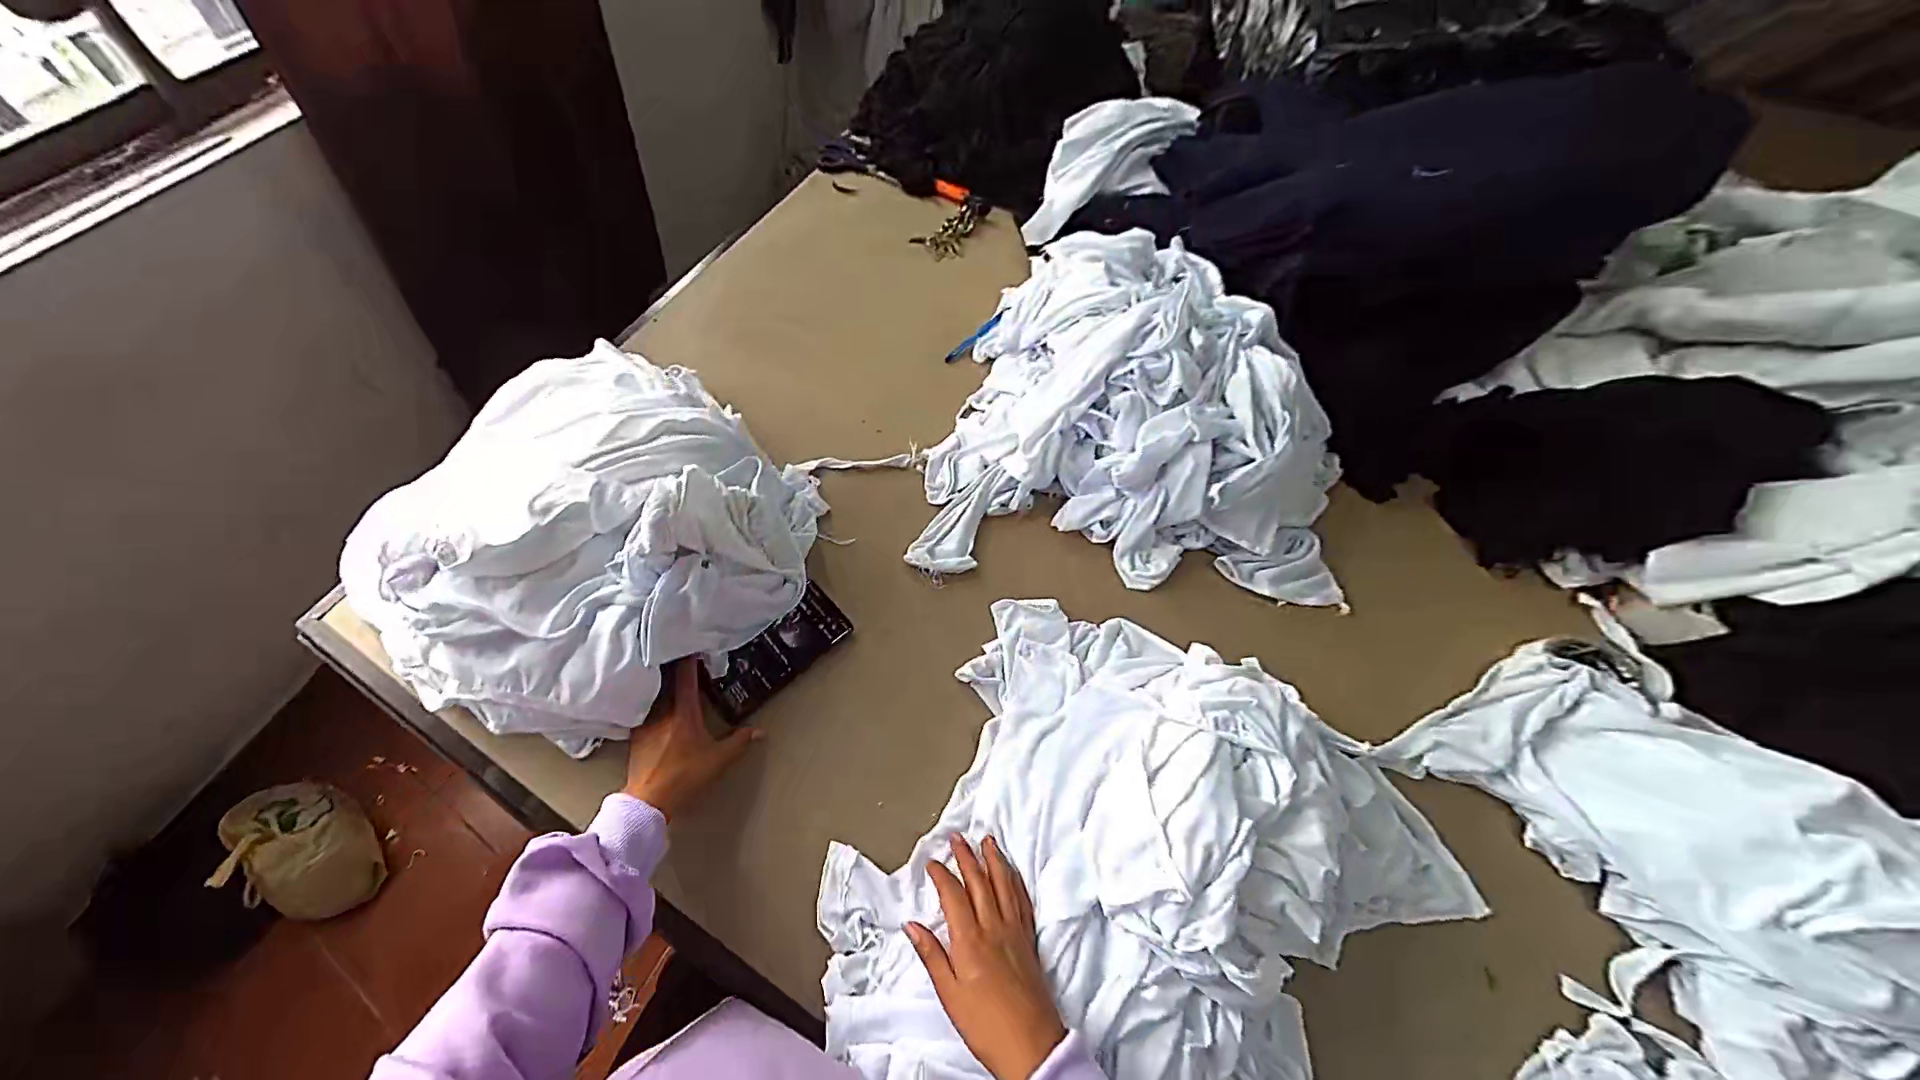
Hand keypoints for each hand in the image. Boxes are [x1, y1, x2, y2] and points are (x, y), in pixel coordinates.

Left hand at [623, 659, 761, 821]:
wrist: (648, 800)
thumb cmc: (685, 776)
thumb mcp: (718, 760)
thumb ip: (739, 742)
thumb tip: (759, 731)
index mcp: (683, 713)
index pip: (686, 679)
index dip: (690, 661)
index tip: (694, 647)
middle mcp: (662, 712)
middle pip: (667, 683)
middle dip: (675, 670)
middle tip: (682, 658)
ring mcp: (645, 724)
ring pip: (655, 697)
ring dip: (662, 687)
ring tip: (670, 680)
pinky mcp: (635, 737)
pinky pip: (644, 712)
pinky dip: (651, 704)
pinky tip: (657, 709)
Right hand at [906, 834, 1067, 1079]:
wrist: (1031, 1045)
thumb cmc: (986, 1025)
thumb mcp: (949, 995)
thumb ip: (931, 956)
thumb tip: (913, 926)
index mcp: (970, 940)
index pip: (953, 895)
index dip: (941, 875)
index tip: (932, 862)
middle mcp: (994, 928)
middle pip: (979, 882)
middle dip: (966, 856)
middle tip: (957, 837)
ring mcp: (1014, 931)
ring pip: (1004, 885)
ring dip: (994, 860)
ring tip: (987, 841)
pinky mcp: (1029, 940)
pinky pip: (1022, 901)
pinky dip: (1015, 882)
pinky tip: (1012, 873)